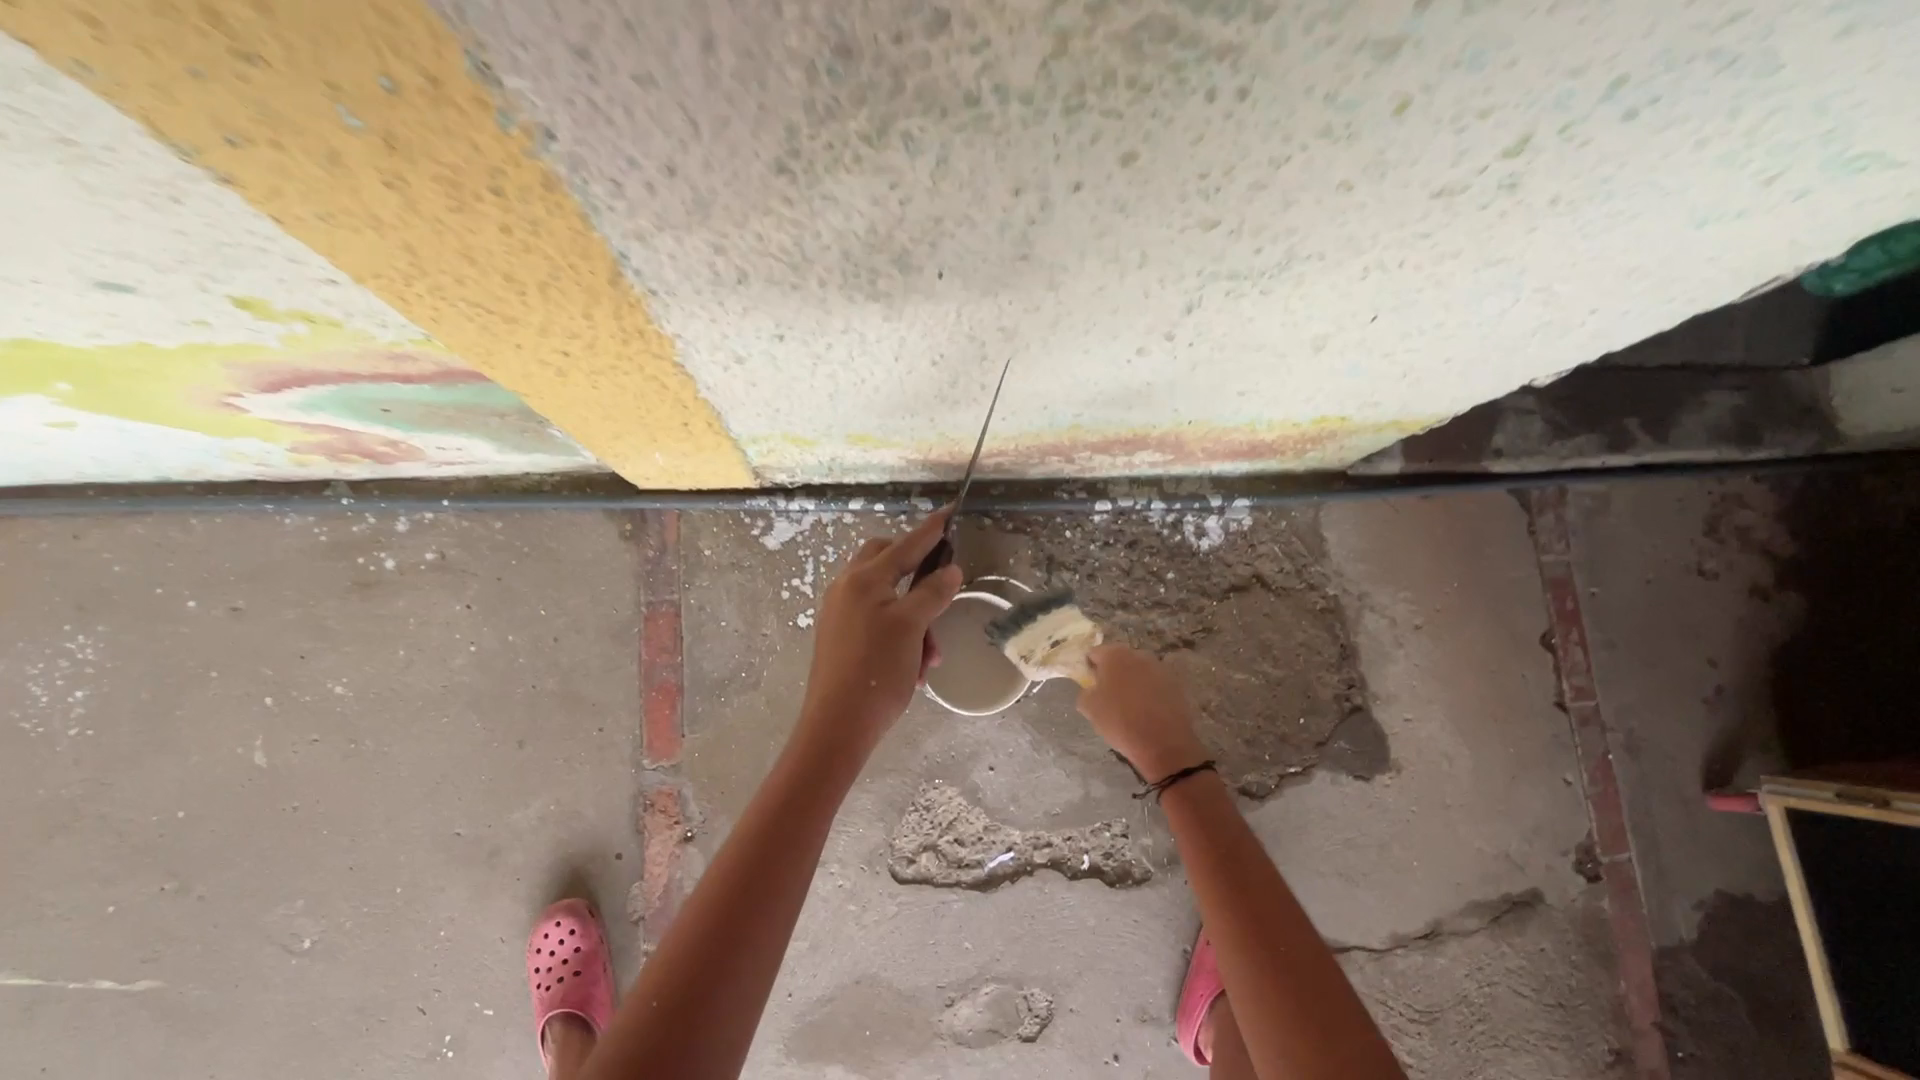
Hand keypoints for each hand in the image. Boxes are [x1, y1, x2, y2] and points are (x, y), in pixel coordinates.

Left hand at [797, 510, 963, 754]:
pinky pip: (875, 621)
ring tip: (930, 655)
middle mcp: (846, 588)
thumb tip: (950, 569)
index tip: (949, 514)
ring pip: (885, 597)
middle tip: (939, 588)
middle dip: (917, 574)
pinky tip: (913, 665)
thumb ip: (932, 592)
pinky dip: (899, 634)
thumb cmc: (878, 670)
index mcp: (864, 579)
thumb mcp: (913, 627)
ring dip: (914, 618)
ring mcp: (839, 613)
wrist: (838, 724)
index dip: (930, 531)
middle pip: (886, 562)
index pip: (905, 545)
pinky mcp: (839, 638)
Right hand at [1077, 645, 1209, 780]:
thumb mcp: (1089, 708)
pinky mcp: (1175, 684)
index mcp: (1115, 655)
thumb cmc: (1119, 721)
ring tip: (1128, 705)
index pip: (1095, 654)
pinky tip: (1146, 711)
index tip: (1089, 685)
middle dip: (1112, 673)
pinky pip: (1154, 684)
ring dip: (1132, 682)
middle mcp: (1139, 655)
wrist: (1162, 743)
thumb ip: (1086, 691)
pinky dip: (1148, 692)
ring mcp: (1160, 668)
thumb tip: (1092, 688)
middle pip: (1119, 660)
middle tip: (1107, 695)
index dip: (1090, 668)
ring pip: (1138, 671)